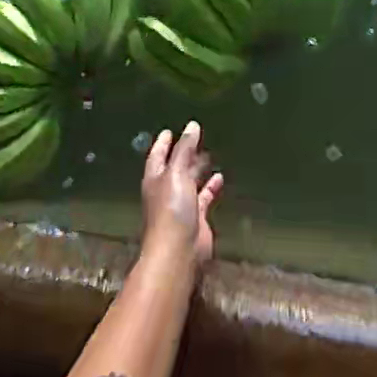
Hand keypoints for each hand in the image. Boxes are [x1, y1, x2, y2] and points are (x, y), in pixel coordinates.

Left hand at [141, 121, 224, 267]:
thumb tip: (191, 126)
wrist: (178, 251)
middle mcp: (166, 190)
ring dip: (198, 169)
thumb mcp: (177, 173)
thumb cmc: (171, 210)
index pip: (157, 156)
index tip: (169, 131)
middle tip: (195, 138)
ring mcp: (180, 204)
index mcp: (156, 180)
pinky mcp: (196, 216)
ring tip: (210, 155)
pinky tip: (220, 178)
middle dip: (183, 154)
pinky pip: (204, 196)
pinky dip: (211, 186)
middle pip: (174, 167)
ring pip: (189, 181)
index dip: (163, 144)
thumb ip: (185, 149)